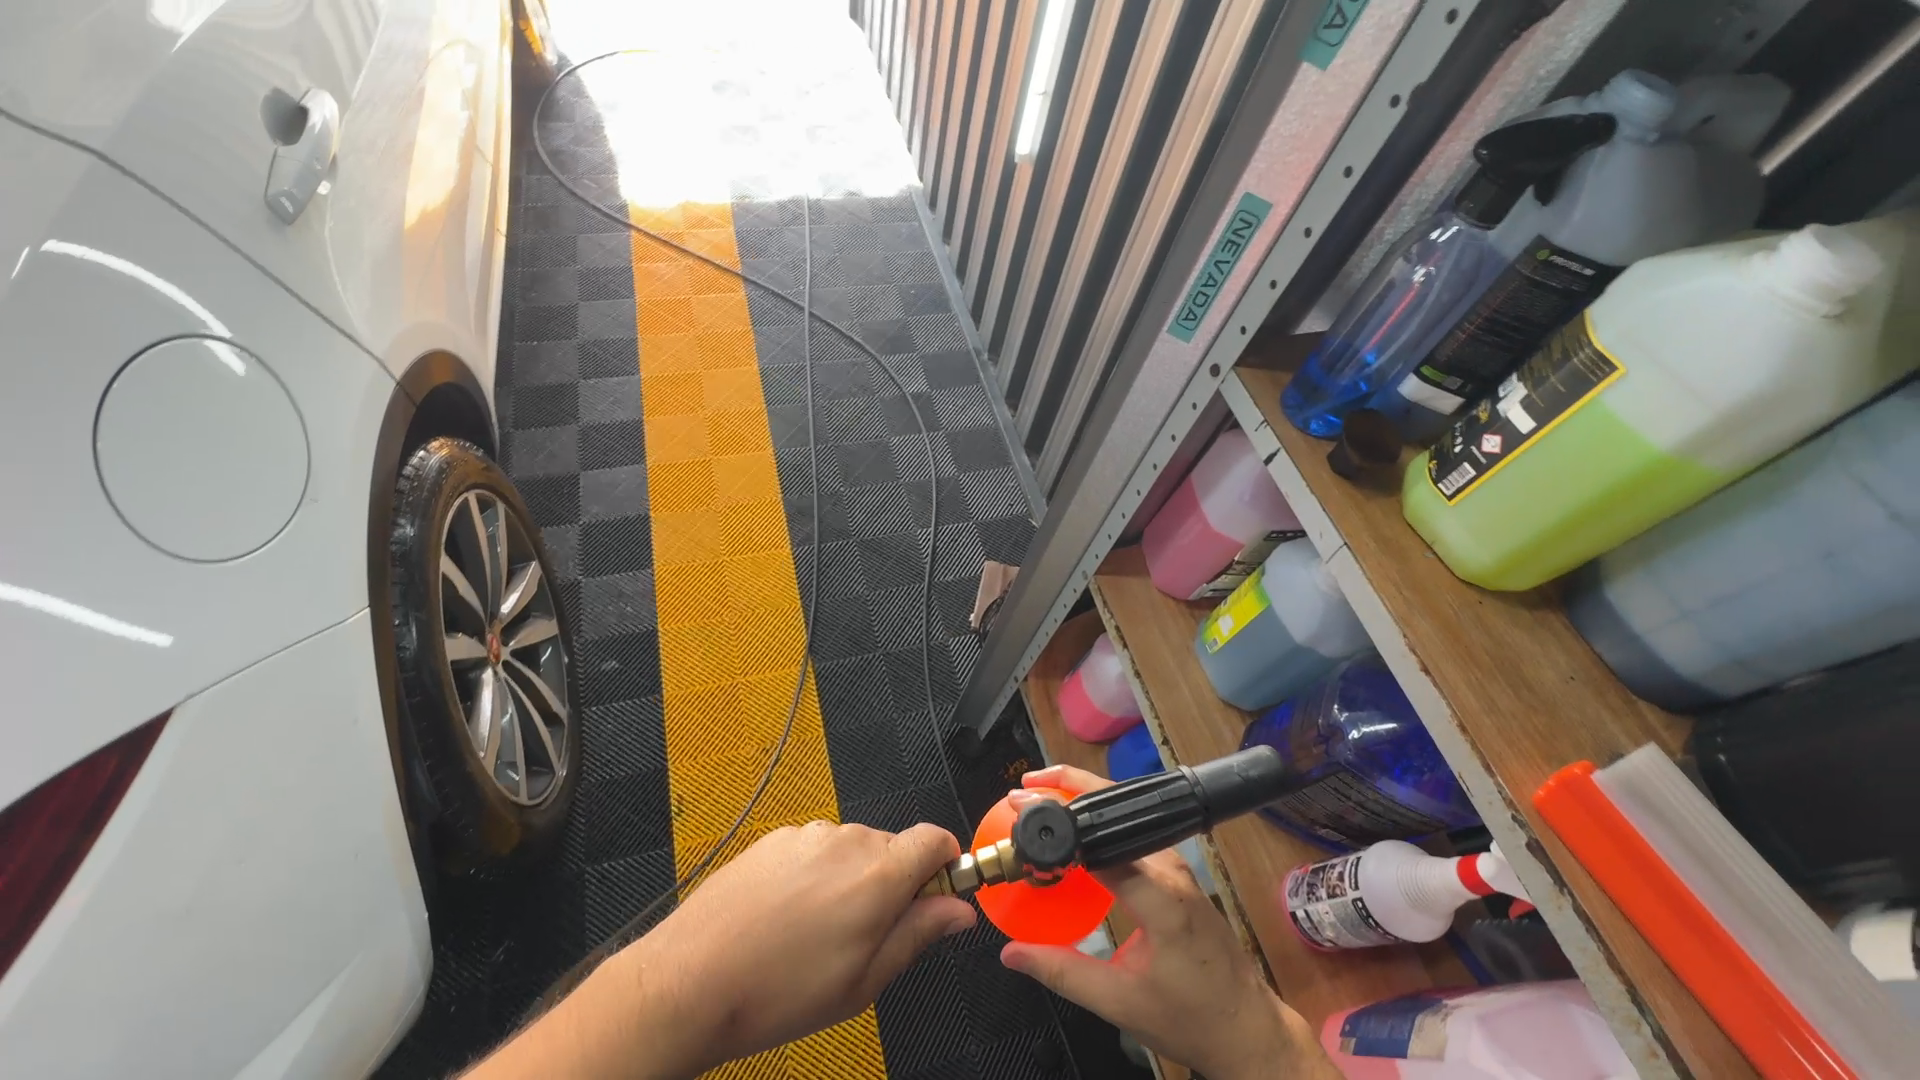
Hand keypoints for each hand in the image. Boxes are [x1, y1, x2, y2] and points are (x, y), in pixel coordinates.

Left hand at [467, 821, 974, 1078]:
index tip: (937, 895)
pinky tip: (787, 915)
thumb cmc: (782, 992)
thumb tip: (960, 909)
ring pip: (851, 848)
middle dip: (894, 882)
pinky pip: (813, 847)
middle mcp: (846, 840)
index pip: (935, 839)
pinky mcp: (773, 839)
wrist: (692, 980)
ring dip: (851, 878)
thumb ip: (919, 933)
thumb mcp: (865, 980)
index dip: (944, 864)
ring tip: (818, 932)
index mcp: (879, 874)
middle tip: (868, 936)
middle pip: (893, 846)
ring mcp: (806, 835)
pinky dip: (815, 873)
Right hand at [1000, 766, 1336, 1079]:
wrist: (1248, 1030)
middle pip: (1114, 811)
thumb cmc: (1192, 1019)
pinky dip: (1098, 827)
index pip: (1100, 842)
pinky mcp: (1177, 873)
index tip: (1020, 810)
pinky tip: (1071, 837)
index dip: (1058, 821)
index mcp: (1160, 895)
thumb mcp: (1118, 1002)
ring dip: (1082, 803)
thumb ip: (1061, 972)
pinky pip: (1132, 836)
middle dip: (1067, 789)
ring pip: (1124, 817)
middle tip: (1022, 793)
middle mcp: (1171, 869)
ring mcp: (1177, 867)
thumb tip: (1011, 954)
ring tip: (1040, 801)